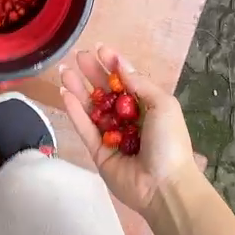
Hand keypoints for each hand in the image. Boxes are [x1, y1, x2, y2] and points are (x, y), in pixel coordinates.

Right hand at [58, 45, 195, 214]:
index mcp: (148, 108)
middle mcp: (129, 120)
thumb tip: (121, 63)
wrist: (165, 186)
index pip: (127, 82)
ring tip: (64, 70)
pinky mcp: (99, 152)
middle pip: (106, 93)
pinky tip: (65, 93)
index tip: (100, 49)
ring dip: (79, 89)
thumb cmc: (170, 142)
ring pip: (92, 109)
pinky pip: (85, 128)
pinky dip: (75, 112)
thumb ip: (139, 84)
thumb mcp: (163, 105)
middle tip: (78, 56)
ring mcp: (112, 136)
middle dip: (93, 74)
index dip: (114, 65)